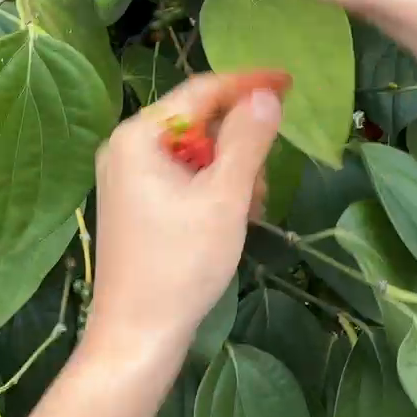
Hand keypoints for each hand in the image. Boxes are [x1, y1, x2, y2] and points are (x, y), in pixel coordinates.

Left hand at [85, 72, 287, 364]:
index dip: (247, 84)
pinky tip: (229, 220)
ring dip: (230, 173)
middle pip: (197, 123)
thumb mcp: (224, 199)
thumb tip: (266, 96)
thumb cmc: (180, 264)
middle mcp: (125, 148)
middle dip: (238, 147)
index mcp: (138, 136)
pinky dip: (211, 191)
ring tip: (248, 211)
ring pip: (195, 154)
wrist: (137, 334)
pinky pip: (181, 178)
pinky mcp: (134, 203)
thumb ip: (247, 141)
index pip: (200, 91)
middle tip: (262, 185)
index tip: (290, 82)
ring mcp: (127, 177)